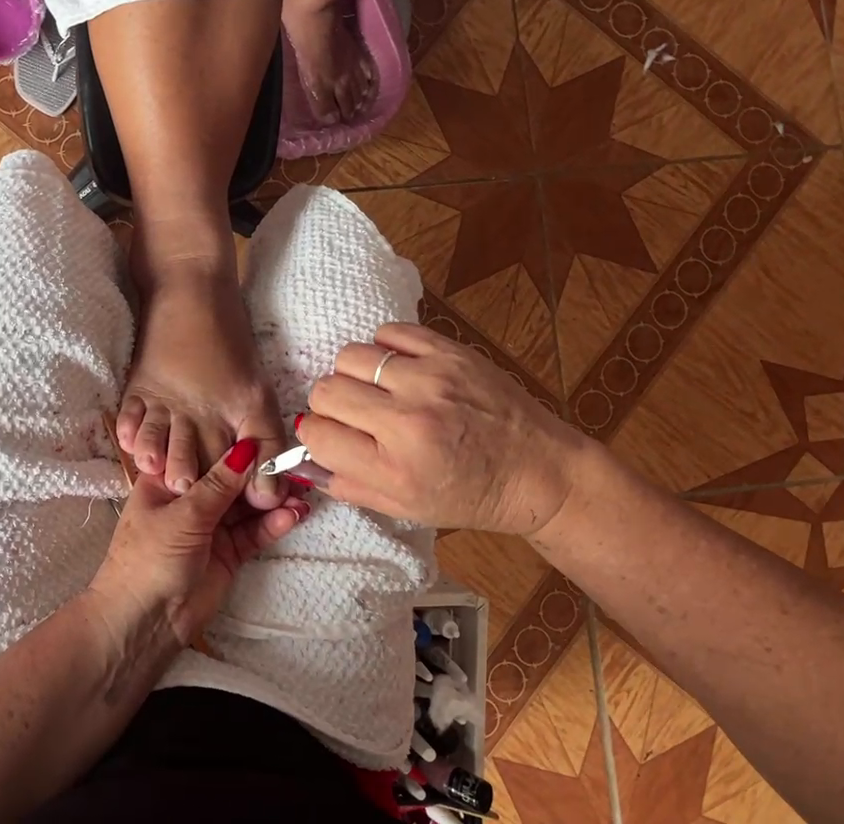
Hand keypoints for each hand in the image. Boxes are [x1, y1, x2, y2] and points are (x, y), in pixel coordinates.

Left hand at [87, 440, 309, 647]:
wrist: (144, 620)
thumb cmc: (150, 557)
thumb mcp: (184, 514)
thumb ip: (219, 483)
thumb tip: (248, 448)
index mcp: (168, 480)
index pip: (205, 454)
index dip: (236, 447)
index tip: (269, 438)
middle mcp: (190, 499)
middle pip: (231, 480)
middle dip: (261, 474)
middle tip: (295, 464)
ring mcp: (211, 526)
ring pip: (247, 506)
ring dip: (273, 500)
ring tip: (303, 491)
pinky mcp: (228, 553)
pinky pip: (253, 533)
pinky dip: (273, 525)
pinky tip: (294, 516)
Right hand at [298, 322, 601, 535]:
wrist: (540, 473)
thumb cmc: (471, 496)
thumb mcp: (405, 509)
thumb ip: (348, 484)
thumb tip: (303, 460)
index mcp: (394, 468)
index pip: (316, 434)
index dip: (316, 435)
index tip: (332, 436)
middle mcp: (408, 421)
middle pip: (325, 391)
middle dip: (330, 405)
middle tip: (355, 415)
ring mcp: (429, 381)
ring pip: (349, 357)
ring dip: (354, 374)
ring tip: (378, 390)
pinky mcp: (449, 352)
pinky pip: (388, 333)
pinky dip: (385, 350)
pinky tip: (400, 370)